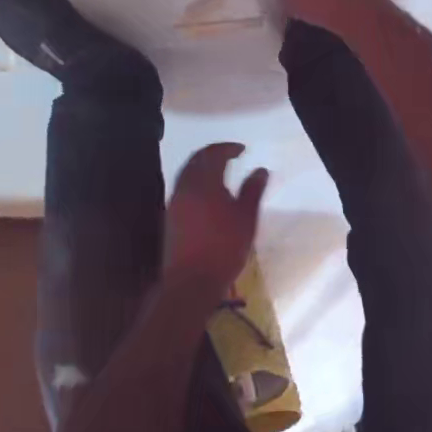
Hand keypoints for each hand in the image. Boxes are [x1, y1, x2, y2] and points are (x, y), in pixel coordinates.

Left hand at [163, 143, 268, 304]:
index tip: (242, 149)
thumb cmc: (224, 248)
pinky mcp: (171, 218)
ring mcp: (174, 204)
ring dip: (202, 167)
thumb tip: (260, 170)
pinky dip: (196, 181)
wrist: (191, 282)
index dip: (227, 148)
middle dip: (212, 154)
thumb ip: (252, 190)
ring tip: (221, 172)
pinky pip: (183, 188)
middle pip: (195, 161)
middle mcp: (185, 189)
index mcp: (204, 184)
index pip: (212, 155)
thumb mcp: (246, 218)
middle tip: (230, 155)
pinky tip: (209, 194)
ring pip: (186, 175)